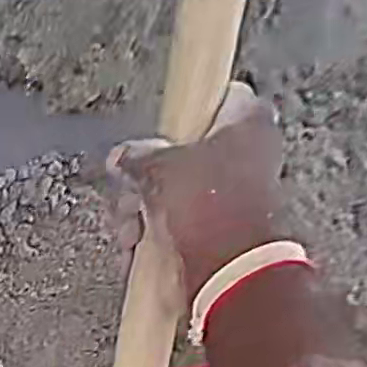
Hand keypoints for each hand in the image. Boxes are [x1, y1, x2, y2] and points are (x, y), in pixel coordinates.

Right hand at [108, 82, 285, 298]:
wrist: (225, 268)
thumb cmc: (207, 207)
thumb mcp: (161, 170)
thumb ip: (137, 158)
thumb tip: (120, 156)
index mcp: (246, 122)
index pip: (213, 99)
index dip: (179, 116)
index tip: (155, 134)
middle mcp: (245, 152)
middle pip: (178, 155)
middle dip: (142, 181)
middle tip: (128, 199)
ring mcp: (229, 192)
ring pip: (169, 193)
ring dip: (139, 214)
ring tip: (129, 234)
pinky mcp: (214, 226)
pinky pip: (172, 222)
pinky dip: (151, 234)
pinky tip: (136, 248)